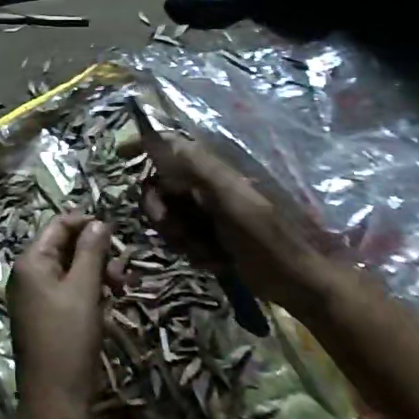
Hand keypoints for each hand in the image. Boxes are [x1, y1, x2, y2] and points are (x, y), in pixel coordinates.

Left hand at [7, 213, 123, 418]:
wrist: (56, 401)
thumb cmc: (68, 340)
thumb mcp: (83, 291)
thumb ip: (91, 253)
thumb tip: (98, 221)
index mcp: (30, 262)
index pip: (58, 225)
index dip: (86, 223)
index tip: (117, 232)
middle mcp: (28, 275)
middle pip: (64, 247)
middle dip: (96, 253)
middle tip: (124, 272)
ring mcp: (35, 297)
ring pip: (70, 271)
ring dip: (97, 273)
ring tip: (121, 290)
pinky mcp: (46, 317)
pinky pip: (69, 292)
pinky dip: (89, 292)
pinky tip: (108, 305)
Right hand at [132, 107, 333, 311]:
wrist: (298, 283)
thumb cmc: (266, 237)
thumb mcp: (229, 197)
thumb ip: (195, 166)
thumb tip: (158, 136)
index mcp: (210, 169)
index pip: (167, 145)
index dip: (143, 145)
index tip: (120, 156)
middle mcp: (204, 185)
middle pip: (158, 187)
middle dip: (162, 213)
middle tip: (179, 231)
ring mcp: (205, 212)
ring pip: (166, 215)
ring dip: (180, 236)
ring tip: (207, 252)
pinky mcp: (208, 235)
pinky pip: (179, 237)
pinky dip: (192, 250)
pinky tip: (214, 261)